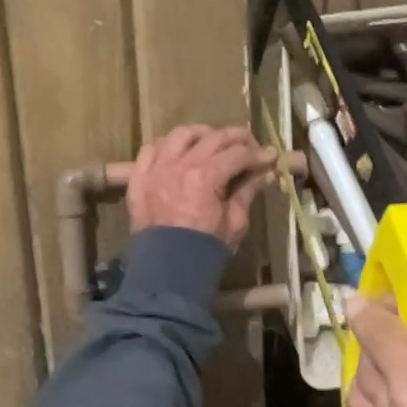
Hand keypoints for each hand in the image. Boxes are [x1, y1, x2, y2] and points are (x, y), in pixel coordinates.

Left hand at [127, 125, 274, 249]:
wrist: (166, 272)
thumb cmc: (205, 250)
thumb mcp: (234, 223)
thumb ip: (248, 192)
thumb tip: (267, 174)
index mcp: (205, 177)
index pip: (237, 154)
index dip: (257, 154)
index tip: (269, 156)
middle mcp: (179, 166)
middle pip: (212, 138)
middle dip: (235, 138)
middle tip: (248, 144)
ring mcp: (155, 170)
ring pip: (180, 135)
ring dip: (201, 134)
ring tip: (212, 140)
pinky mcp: (138, 178)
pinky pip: (151, 149)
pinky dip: (167, 145)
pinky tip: (179, 150)